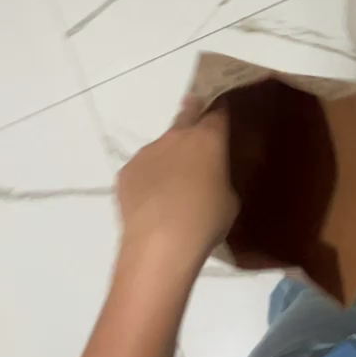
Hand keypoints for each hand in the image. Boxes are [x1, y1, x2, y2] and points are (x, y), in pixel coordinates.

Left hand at [116, 96, 235, 267]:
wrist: (159, 245)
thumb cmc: (205, 221)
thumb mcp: (229, 200)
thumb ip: (219, 178)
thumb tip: (208, 179)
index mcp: (208, 139)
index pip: (217, 113)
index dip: (220, 111)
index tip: (222, 112)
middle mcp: (176, 137)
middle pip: (185, 114)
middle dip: (192, 111)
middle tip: (195, 114)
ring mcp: (147, 152)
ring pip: (162, 146)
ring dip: (169, 156)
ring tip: (172, 186)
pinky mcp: (126, 172)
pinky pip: (143, 168)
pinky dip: (149, 178)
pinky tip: (152, 201)